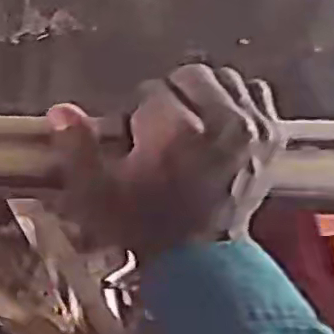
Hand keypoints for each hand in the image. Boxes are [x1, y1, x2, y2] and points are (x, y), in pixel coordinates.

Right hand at [46, 64, 284, 259]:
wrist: (199, 256)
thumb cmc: (139, 223)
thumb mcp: (94, 191)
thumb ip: (76, 147)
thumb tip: (60, 110)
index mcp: (175, 131)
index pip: (148, 90)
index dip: (130, 114)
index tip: (128, 141)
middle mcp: (221, 120)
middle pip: (190, 76)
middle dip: (167, 97)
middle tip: (154, 130)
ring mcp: (253, 127)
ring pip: (225, 80)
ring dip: (200, 95)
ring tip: (185, 125)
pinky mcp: (274, 137)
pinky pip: (255, 94)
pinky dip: (233, 102)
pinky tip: (214, 126)